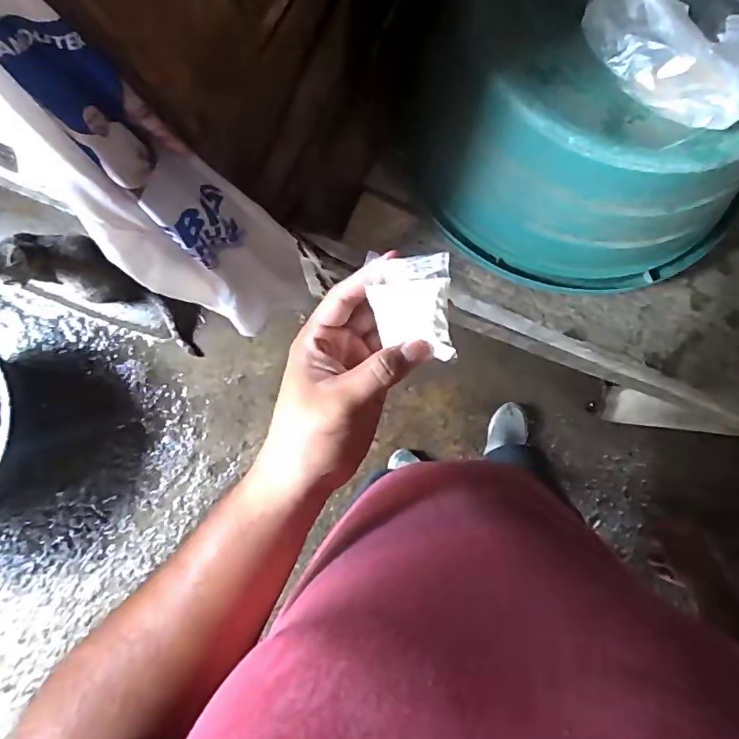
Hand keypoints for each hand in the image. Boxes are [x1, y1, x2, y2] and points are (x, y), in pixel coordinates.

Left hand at [252, 255, 432, 496]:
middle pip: (368, 312)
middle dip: (394, 296)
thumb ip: (383, 369)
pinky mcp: (369, 384)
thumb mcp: (344, 397)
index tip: (396, 261)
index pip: (344, 299)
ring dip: (406, 322)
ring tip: (436, 306)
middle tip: (426, 281)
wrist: (303, 477)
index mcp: (318, 339)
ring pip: (383, 334)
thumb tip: (423, 343)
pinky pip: (393, 359)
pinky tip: (431, 342)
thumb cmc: (310, 433)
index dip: (368, 278)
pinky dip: (410, 351)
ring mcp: (354, 364)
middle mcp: (336, 345)